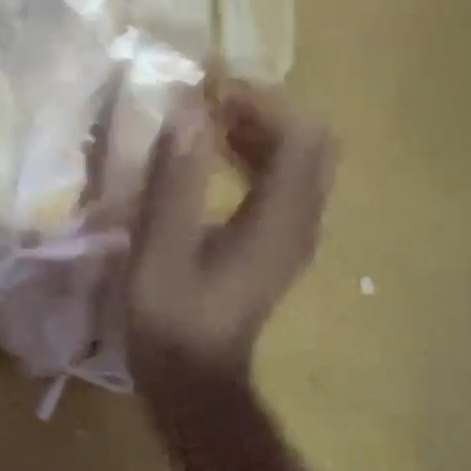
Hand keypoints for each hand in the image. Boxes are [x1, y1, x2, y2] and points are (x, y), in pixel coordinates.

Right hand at [127, 81, 335, 381]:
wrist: (192, 383)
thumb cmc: (172, 321)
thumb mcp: (160, 250)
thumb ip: (175, 181)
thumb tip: (188, 112)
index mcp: (280, 219)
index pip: (298, 133)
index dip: (258, 99)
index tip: (207, 87)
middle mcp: (301, 221)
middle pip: (310, 142)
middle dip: (264, 110)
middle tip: (209, 102)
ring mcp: (293, 237)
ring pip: (298, 164)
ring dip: (258, 133)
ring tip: (205, 124)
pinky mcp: (276, 249)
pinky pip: (282, 186)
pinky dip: (253, 161)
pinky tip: (210, 165)